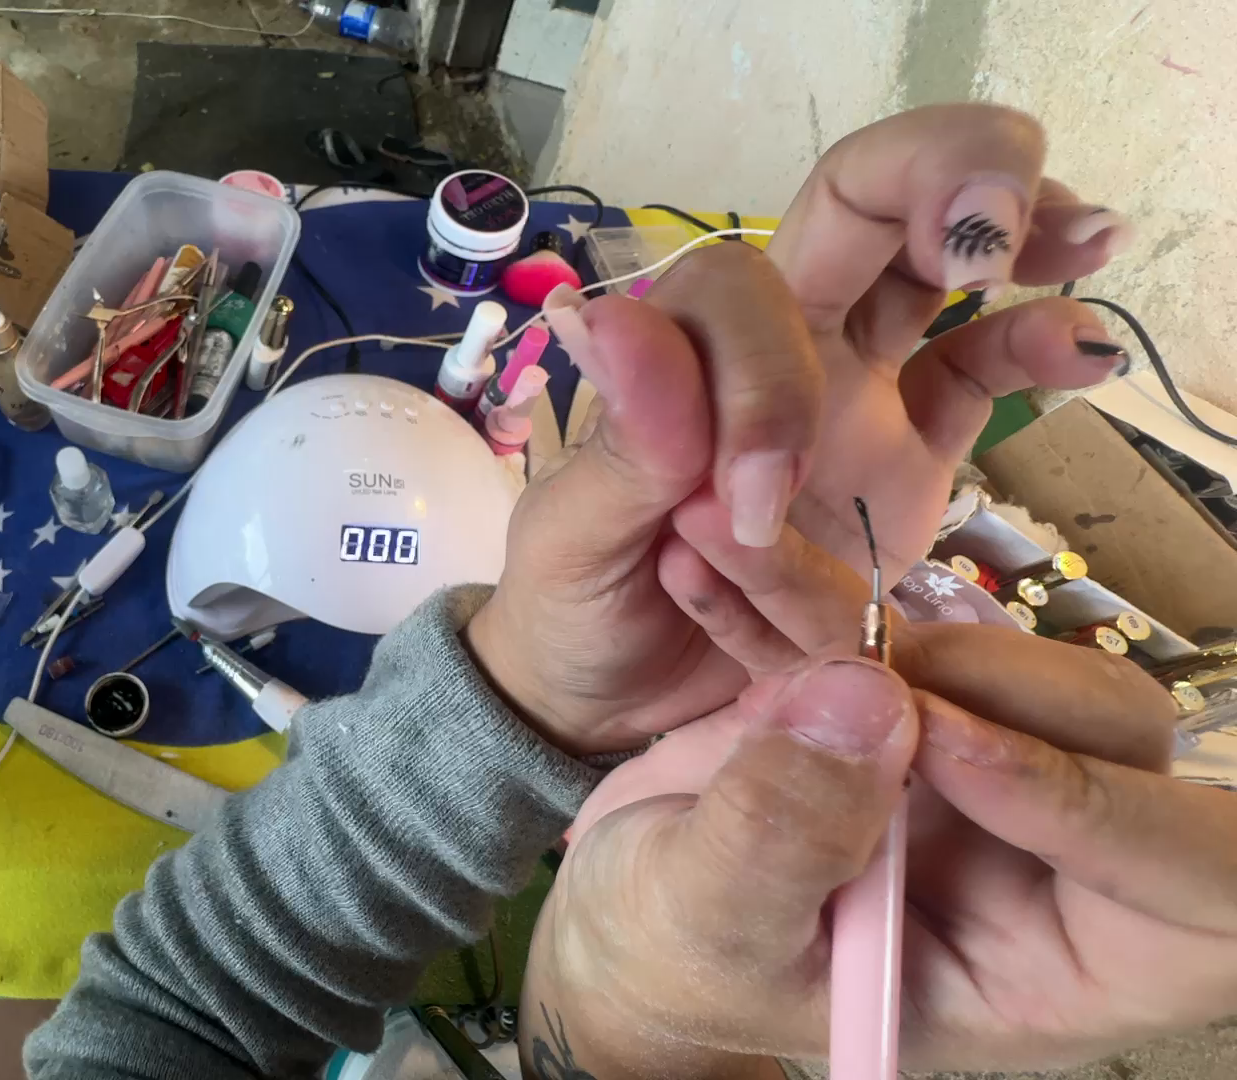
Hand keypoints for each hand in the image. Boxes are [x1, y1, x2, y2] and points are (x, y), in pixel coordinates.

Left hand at [467, 104, 1131, 753]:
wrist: (609, 695)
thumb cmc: (570, 606)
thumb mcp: (574, 535)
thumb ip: (619, 447)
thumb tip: (608, 313)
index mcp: (669, 376)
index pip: (734, 291)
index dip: (764, 375)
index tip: (754, 501)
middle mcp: (757, 371)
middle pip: (846, 223)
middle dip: (931, 184)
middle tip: (986, 238)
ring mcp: (838, 413)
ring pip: (924, 284)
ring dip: (1001, 234)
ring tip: (1073, 240)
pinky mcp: (895, 476)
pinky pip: (970, 386)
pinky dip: (1029, 352)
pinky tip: (1075, 347)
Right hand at [523, 622, 1231, 1077]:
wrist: (617, 900)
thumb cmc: (668, 952)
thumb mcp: (712, 914)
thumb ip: (781, 828)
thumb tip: (866, 696)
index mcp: (1031, 955)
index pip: (1183, 888)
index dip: (1102, 804)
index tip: (938, 743)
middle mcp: (1011, 849)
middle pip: (1102, 736)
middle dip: (987, 679)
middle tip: (851, 662)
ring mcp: (929, 767)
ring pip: (976, 658)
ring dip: (856, 607)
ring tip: (739, 574)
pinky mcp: (854, 709)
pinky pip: (849, 632)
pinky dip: (780, 591)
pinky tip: (701, 570)